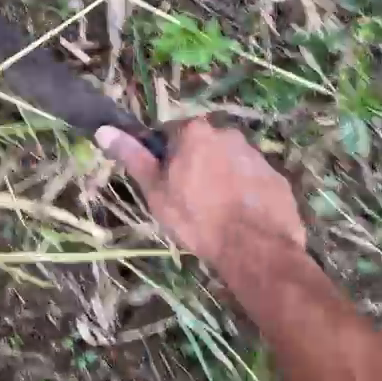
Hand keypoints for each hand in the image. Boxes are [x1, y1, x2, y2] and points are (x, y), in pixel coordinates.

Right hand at [96, 118, 305, 272]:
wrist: (256, 250)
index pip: (170, 133)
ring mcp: (256, 156)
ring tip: (217, 212)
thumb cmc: (196, 217)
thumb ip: (132, 156)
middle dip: (195, 164)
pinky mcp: (278, 179)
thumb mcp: (155, 189)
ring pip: (228, 162)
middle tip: (189, 199)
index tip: (166, 183)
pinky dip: (245, 193)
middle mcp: (227, 134)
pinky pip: (253, 180)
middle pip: (202, 145)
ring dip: (221, 177)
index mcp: (194, 131)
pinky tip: (240, 218)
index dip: (165, 158)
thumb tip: (103, 130)